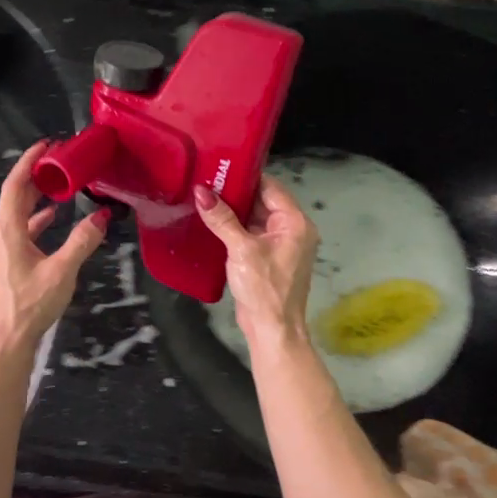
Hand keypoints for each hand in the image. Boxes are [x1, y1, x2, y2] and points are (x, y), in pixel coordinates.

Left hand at [0, 141, 110, 356]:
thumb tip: (102, 216)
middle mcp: (0, 235)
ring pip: (17, 214)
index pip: (14, 186)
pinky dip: (36, 220)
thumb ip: (82, 242)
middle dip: (35, 176)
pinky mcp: (6, 262)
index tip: (45, 145)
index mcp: (8, 231)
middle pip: (14, 196)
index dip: (28, 162)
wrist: (7, 340)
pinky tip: (52, 220)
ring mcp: (1, 249)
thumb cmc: (31, 305)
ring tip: (59, 185)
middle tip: (58, 160)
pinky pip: (20, 230)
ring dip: (36, 198)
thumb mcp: (62, 271)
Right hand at [194, 178, 320, 351]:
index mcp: (295, 223)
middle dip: (235, 193)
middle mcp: (292, 229)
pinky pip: (251, 233)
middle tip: (205, 180)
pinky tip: (212, 222)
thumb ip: (222, 219)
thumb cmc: (263, 287)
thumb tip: (201, 191)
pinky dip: (235, 227)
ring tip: (204, 197)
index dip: (245, 177)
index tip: (218, 167)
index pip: (270, 187)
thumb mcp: (241, 249)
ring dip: (233, 211)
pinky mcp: (268, 257)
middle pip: (263, 201)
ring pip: (255, 217)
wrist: (272, 330)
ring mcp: (281, 244)